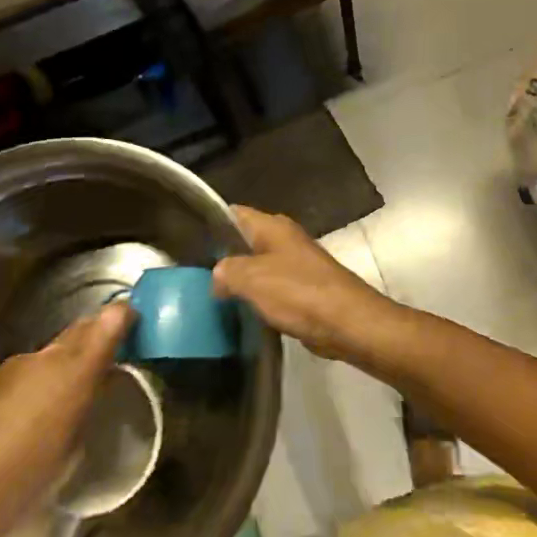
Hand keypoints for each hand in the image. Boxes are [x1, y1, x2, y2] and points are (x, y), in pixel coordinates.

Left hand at [0, 304, 133, 536]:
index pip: (92, 327)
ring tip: (84, 393)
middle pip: (67, 343)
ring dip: (65, 369)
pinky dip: (41, 392)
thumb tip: (120, 310)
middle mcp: (29, 364)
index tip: (136, 324)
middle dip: (91, 341)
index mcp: (56, 361)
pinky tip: (43, 421)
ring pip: (44, 366)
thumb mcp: (73, 408)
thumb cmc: (23, 460)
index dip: (115, 321)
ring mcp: (1, 386)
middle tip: (117, 355)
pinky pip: (23, 388)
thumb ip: (95, 356)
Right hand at [213, 205, 401, 362]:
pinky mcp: (302, 290)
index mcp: (272, 227)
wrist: (347, 322)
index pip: (235, 213)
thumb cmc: (298, 293)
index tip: (190, 240)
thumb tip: (217, 276)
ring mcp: (295, 264)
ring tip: (211, 295)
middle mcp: (284, 239)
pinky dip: (257, 298)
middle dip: (223, 256)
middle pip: (245, 241)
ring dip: (240, 281)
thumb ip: (226, 272)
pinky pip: (271, 289)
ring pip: (257, 267)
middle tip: (195, 274)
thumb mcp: (252, 279)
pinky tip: (240, 312)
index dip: (212, 223)